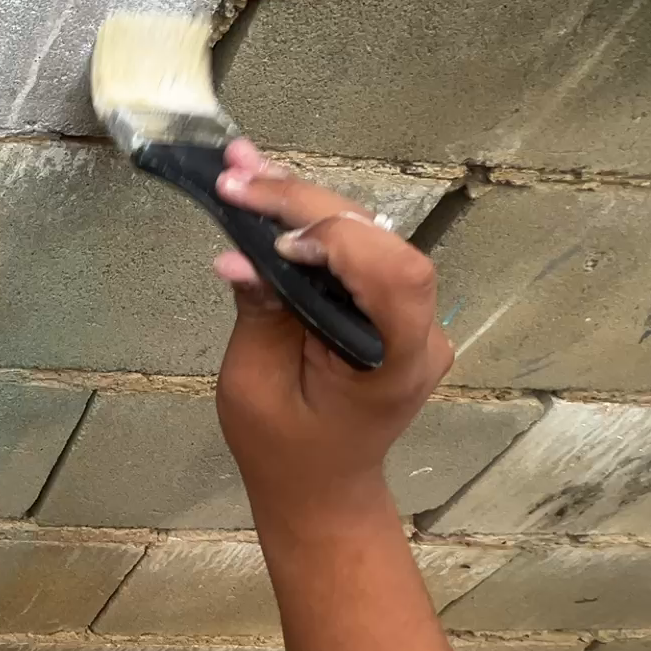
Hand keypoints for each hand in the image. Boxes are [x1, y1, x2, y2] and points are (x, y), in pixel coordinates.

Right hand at [208, 139, 453, 514]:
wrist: (318, 485)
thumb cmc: (280, 447)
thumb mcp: (255, 385)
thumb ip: (261, 315)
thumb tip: (238, 257)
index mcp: (394, 360)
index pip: (394, 276)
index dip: (338, 242)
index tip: (272, 242)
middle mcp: (416, 328)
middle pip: (377, 241)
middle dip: (303, 201)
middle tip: (235, 175)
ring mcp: (405, 314)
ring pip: (364, 235)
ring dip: (300, 197)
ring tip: (242, 165)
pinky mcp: (379, 306)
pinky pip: (350, 251)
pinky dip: (304, 218)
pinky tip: (265, 188)